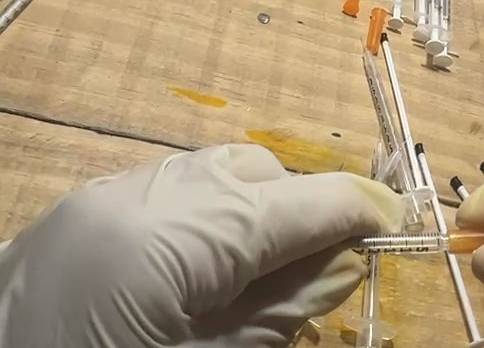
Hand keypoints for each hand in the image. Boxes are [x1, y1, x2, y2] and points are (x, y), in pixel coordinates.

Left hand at [0, 144, 403, 347]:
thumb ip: (274, 315)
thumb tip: (338, 267)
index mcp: (177, 239)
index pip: (293, 204)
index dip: (351, 209)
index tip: (393, 222)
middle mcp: (149, 192)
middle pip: (258, 171)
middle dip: (300, 208)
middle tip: (320, 266)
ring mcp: (114, 190)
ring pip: (218, 168)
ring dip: (256, 204)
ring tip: (259, 269)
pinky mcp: (91, 200)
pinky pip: (177, 182)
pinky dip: (211, 208)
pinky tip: (204, 261)